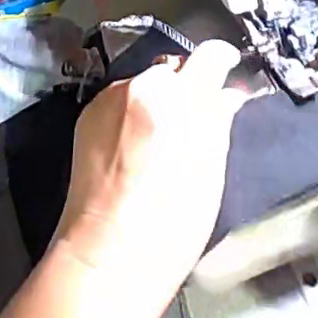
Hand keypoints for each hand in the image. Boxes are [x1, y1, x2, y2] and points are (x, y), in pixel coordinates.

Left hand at [50, 39, 246, 317]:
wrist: (104, 262)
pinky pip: (122, 99)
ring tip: (161, 136)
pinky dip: (133, 111)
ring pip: (147, 82)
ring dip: (159, 98)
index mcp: (182, 97)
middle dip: (188, 84)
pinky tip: (135, 145)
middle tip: (195, 117)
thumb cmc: (172, 225)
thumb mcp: (212, 168)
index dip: (224, 60)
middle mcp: (143, 86)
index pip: (211, 54)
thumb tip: (229, 93)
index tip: (228, 68)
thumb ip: (220, 118)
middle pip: (176, 67)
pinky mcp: (88, 115)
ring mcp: (111, 99)